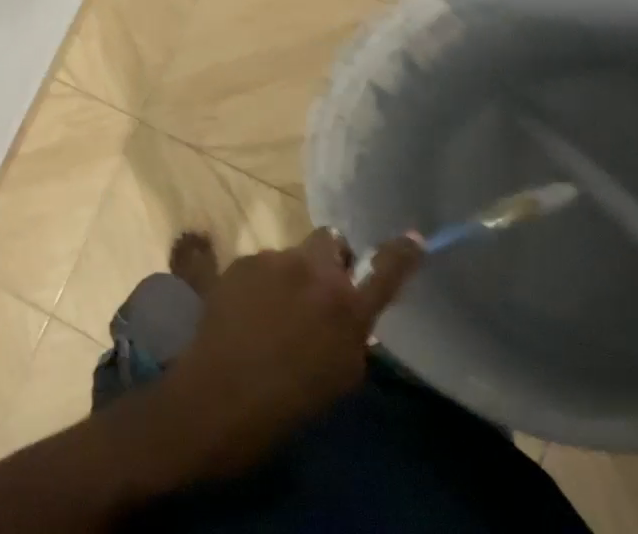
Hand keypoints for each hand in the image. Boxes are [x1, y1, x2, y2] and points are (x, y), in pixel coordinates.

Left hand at [156, 228, 424, 477]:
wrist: (224, 395)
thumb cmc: (294, 399)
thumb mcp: (344, 372)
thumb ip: (354, 331)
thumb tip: (349, 311)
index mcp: (350, 304)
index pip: (388, 268)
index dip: (402, 252)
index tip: (413, 238)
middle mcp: (314, 271)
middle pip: (329, 241)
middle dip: (329, 259)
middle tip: (320, 289)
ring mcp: (272, 262)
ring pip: (291, 256)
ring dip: (291, 275)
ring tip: (273, 312)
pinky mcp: (238, 264)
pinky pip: (260, 266)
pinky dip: (261, 283)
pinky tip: (248, 312)